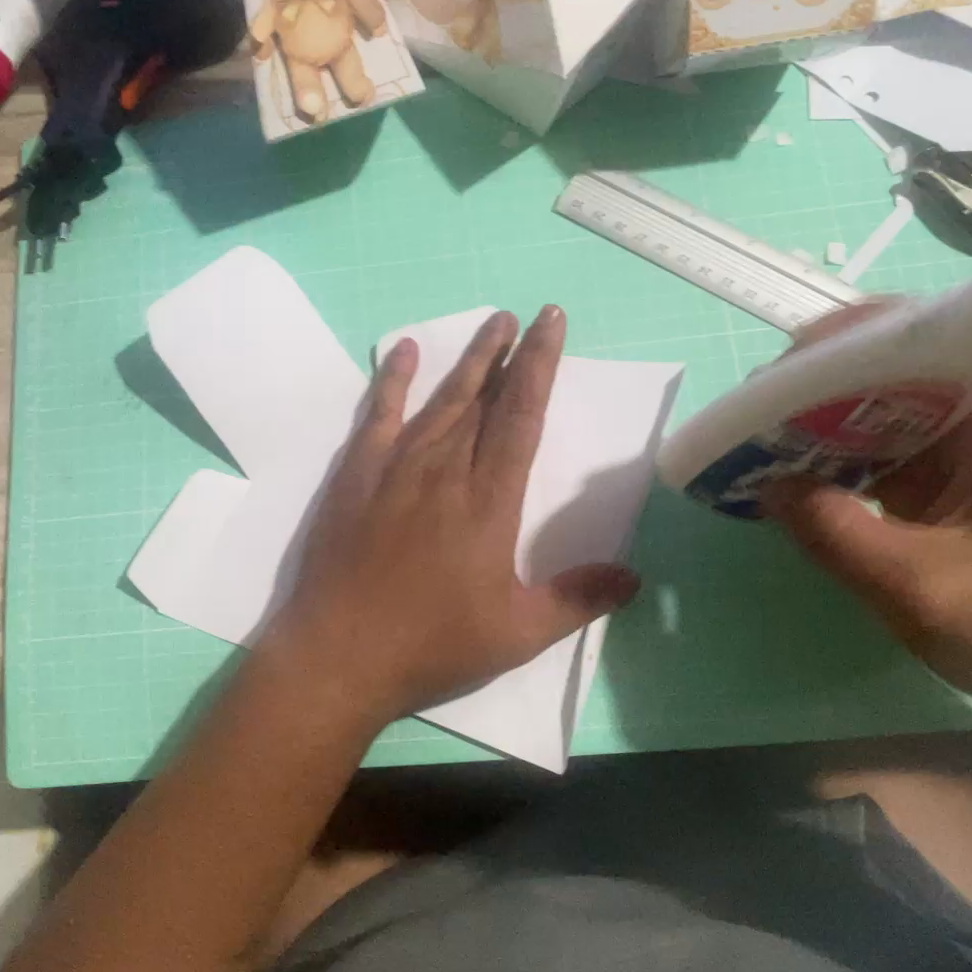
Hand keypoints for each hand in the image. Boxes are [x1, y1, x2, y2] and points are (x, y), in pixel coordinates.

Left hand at [256, 307, 640, 720]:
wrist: (338, 655)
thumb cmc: (431, 645)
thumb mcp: (518, 634)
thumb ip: (576, 600)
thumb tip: (634, 578)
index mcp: (489, 500)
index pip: (523, 416)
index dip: (540, 367)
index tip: (551, 325)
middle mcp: (444, 470)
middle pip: (483, 398)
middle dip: (508, 354)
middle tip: (526, 317)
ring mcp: (395, 468)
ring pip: (439, 400)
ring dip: (467, 361)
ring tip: (490, 325)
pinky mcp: (355, 477)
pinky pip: (377, 415)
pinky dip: (391, 379)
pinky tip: (403, 352)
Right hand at [764, 311, 971, 706]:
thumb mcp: (914, 585)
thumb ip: (835, 532)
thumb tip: (767, 486)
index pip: (940, 341)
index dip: (866, 336)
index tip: (795, 361)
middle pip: (907, 371)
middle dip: (832, 379)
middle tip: (764, 403)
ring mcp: (971, 459)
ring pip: (890, 412)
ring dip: (829, 419)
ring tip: (767, 433)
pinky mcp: (949, 490)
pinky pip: (886, 454)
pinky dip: (840, 458)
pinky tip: (796, 474)